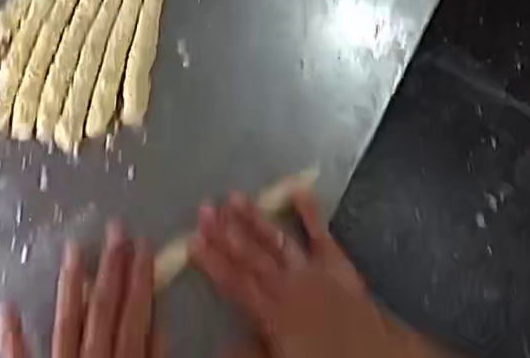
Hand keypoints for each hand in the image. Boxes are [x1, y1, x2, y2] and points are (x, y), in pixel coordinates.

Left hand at [0, 221, 158, 357]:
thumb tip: (159, 322)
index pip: (134, 315)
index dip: (140, 277)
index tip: (143, 242)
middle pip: (102, 308)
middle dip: (111, 265)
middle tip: (116, 226)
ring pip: (66, 321)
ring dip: (71, 282)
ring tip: (72, 245)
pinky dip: (14, 334)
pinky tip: (8, 306)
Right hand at [191, 189, 433, 357]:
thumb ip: (253, 350)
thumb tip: (221, 343)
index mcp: (274, 314)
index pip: (236, 283)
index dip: (212, 261)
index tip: (191, 240)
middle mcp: (290, 285)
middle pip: (251, 256)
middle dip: (225, 232)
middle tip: (204, 208)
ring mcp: (314, 270)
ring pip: (277, 240)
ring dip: (255, 219)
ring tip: (234, 195)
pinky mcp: (337, 264)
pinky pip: (321, 234)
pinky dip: (309, 210)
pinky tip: (297, 188)